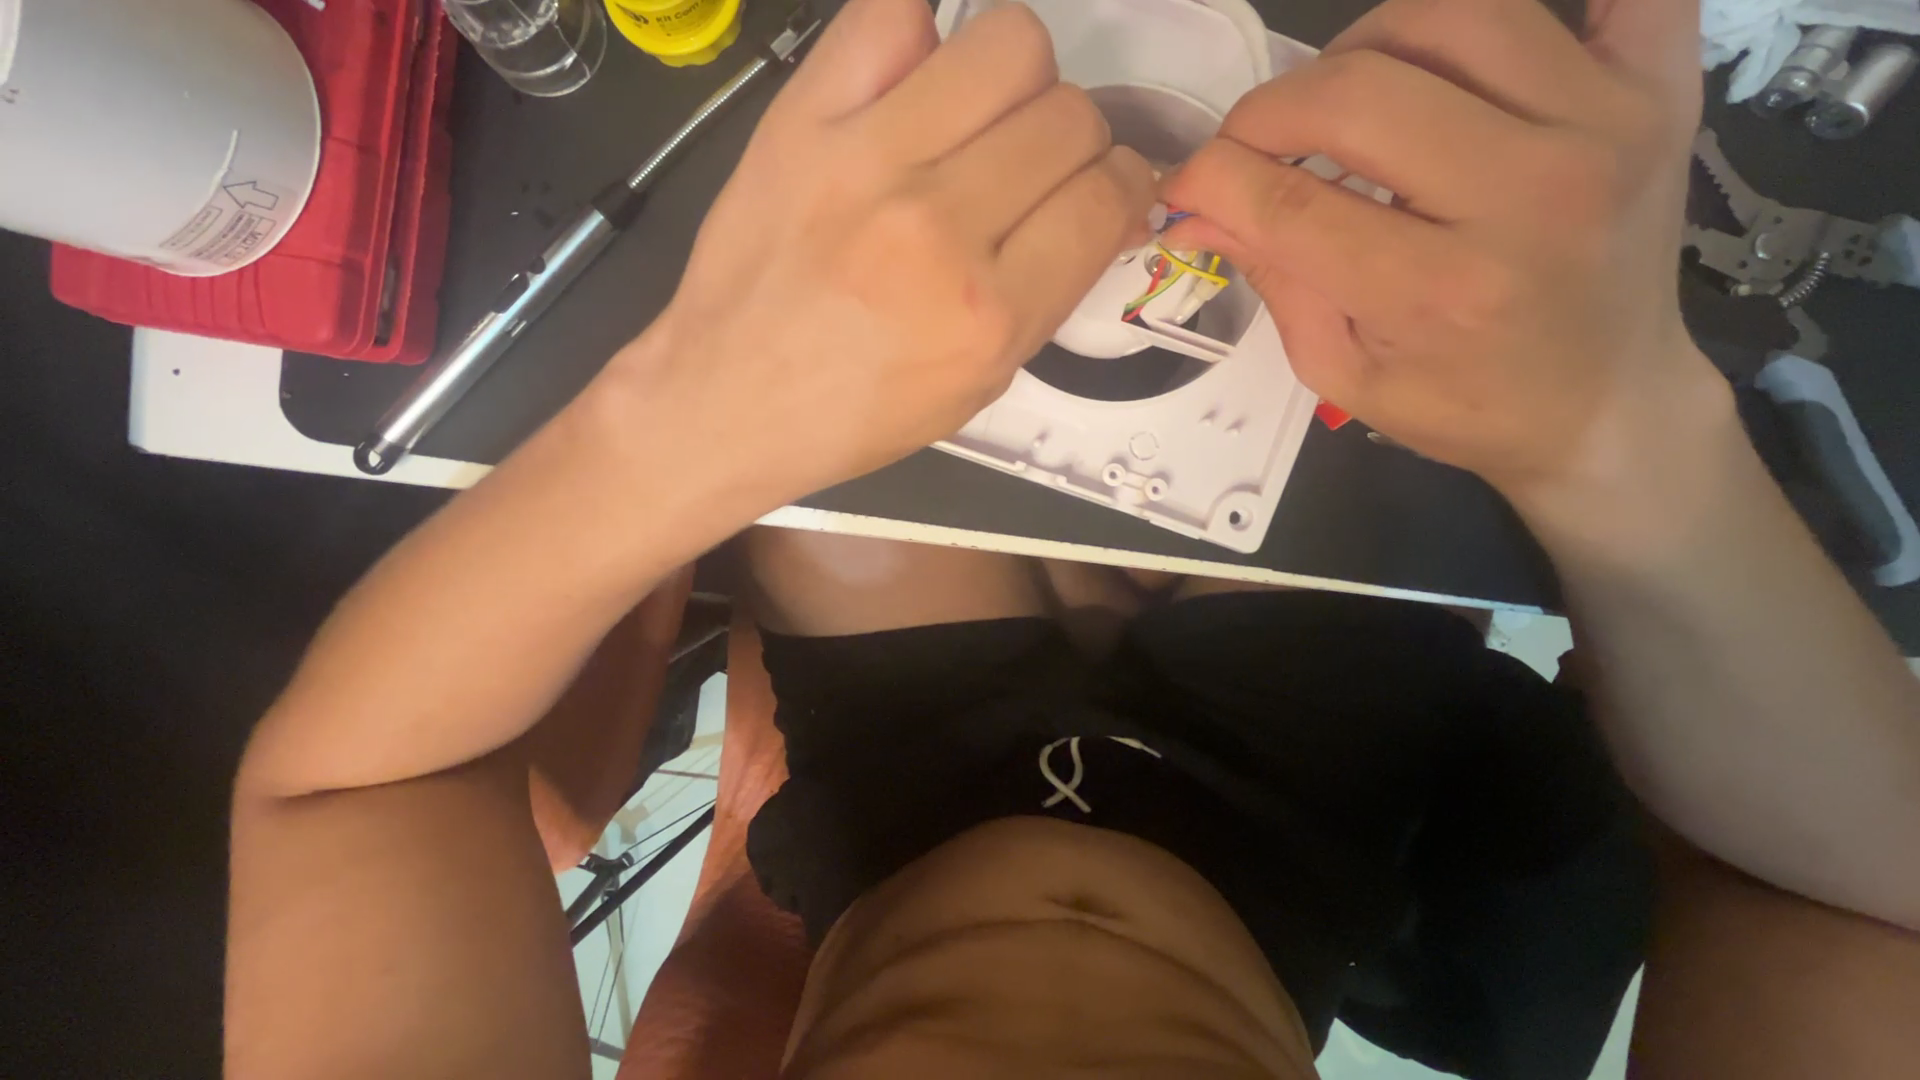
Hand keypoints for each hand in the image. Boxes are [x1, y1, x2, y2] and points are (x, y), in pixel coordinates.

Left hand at [605, 0, 1152, 503]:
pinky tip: (913, 90)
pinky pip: (893, 11)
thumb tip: (1108, 204)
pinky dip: (920, 37)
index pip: (1106, 195)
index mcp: (988, 316)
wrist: (729, 397)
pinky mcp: (803, 119)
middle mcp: (937, 231)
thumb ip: (1050, 293)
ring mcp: (867, 164)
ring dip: (1016, 83)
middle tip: (1033, 172)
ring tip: (979, 125)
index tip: (1106, 190)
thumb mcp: (976, 386)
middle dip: (1074, 143)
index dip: (1124, 185)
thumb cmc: (854, 410)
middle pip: (1070, 116)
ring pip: (1009, 46)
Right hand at [1162, 0, 1714, 505]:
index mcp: (1438, 292)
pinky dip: (1530, 2)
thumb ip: (1274, 279)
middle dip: (1267, 109)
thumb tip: (1196, 208)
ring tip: (1343, 99)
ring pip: (1450, 14)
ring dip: (1361, 47)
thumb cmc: (1462, 404)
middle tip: (1249, 142)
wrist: (1606, 403)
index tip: (1183, 183)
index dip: (1212, 180)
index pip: (1290, 203)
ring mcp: (1607, 125)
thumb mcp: (1341, 372)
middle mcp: (1527, 193)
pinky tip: (1466, 50)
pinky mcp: (1662, 86)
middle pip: (1357, 93)